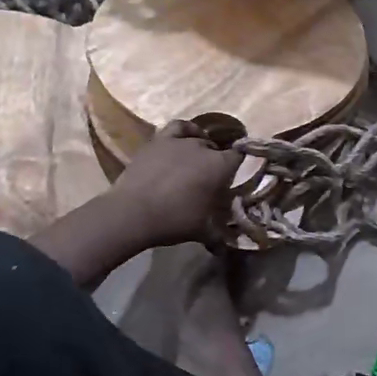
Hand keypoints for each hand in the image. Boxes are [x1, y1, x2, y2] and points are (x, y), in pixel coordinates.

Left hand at [107, 120, 243, 247]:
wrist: (132, 213)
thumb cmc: (174, 220)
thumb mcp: (204, 231)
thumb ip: (220, 235)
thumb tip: (228, 248)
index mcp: (220, 166)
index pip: (242, 157)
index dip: (244, 165)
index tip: (240, 177)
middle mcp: (204, 148)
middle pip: (220, 149)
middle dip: (220, 162)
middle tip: (215, 179)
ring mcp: (180, 141)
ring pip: (200, 138)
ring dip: (203, 146)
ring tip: (200, 159)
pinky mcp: (159, 141)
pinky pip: (178, 126)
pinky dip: (187, 130)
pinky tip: (188, 137)